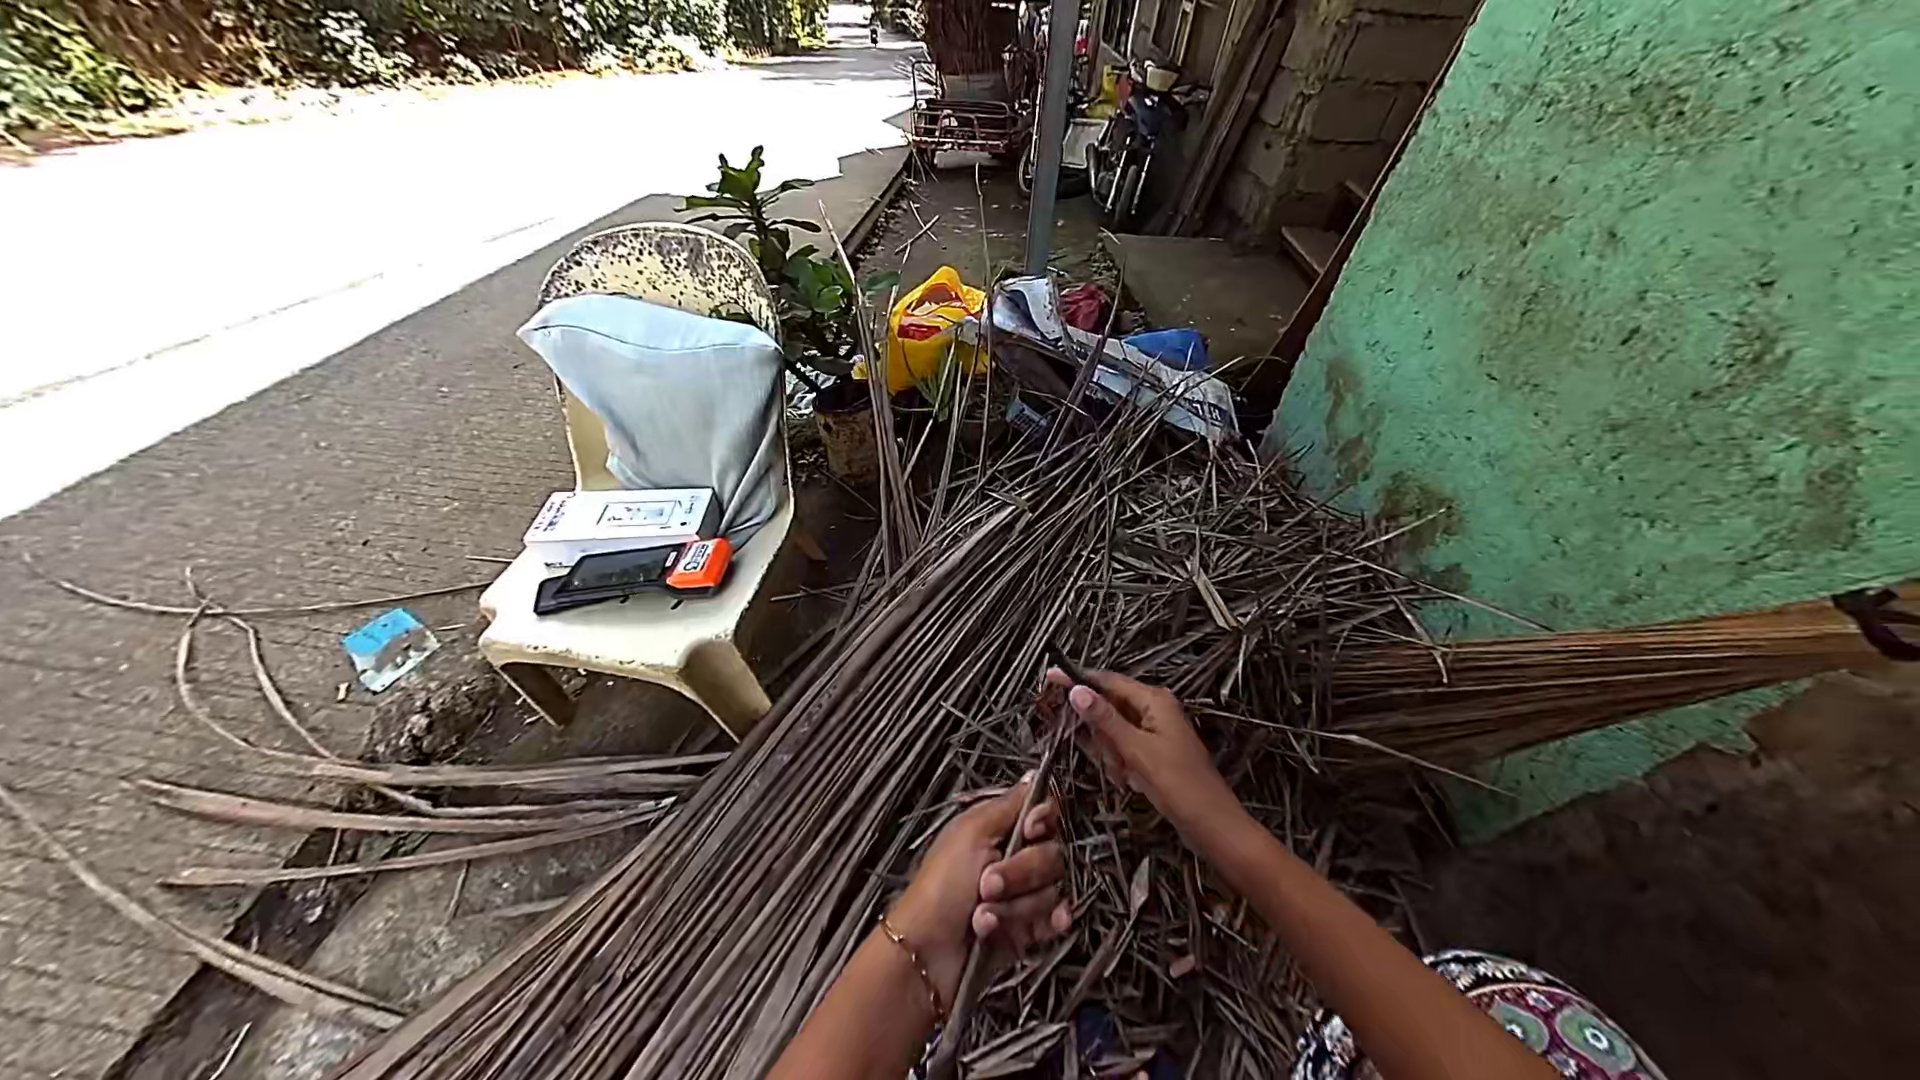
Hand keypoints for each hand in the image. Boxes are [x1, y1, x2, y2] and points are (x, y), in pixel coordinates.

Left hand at [887, 781, 1071, 1003]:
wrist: (929, 953)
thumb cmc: (941, 886)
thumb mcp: (971, 832)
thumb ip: (1010, 804)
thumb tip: (1033, 775)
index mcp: (998, 827)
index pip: (1044, 812)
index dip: (1042, 820)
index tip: (1029, 829)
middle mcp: (1014, 856)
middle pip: (1050, 852)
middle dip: (1019, 871)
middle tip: (987, 883)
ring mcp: (1022, 893)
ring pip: (1052, 888)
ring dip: (1016, 905)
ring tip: (985, 915)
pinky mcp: (1028, 927)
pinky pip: (1056, 917)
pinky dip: (1046, 922)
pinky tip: (1036, 928)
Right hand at [1046, 668, 1244, 839]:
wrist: (1211, 826)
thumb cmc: (1179, 784)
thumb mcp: (1136, 750)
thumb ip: (1104, 719)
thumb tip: (1077, 690)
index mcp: (1154, 700)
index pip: (1107, 681)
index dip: (1078, 680)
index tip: (1051, 679)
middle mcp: (1154, 710)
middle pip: (1108, 708)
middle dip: (1102, 735)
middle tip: (1113, 757)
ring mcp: (1154, 732)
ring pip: (1113, 733)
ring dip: (1112, 754)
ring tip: (1128, 773)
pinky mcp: (1152, 753)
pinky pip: (1123, 750)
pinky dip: (1121, 765)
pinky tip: (1131, 780)